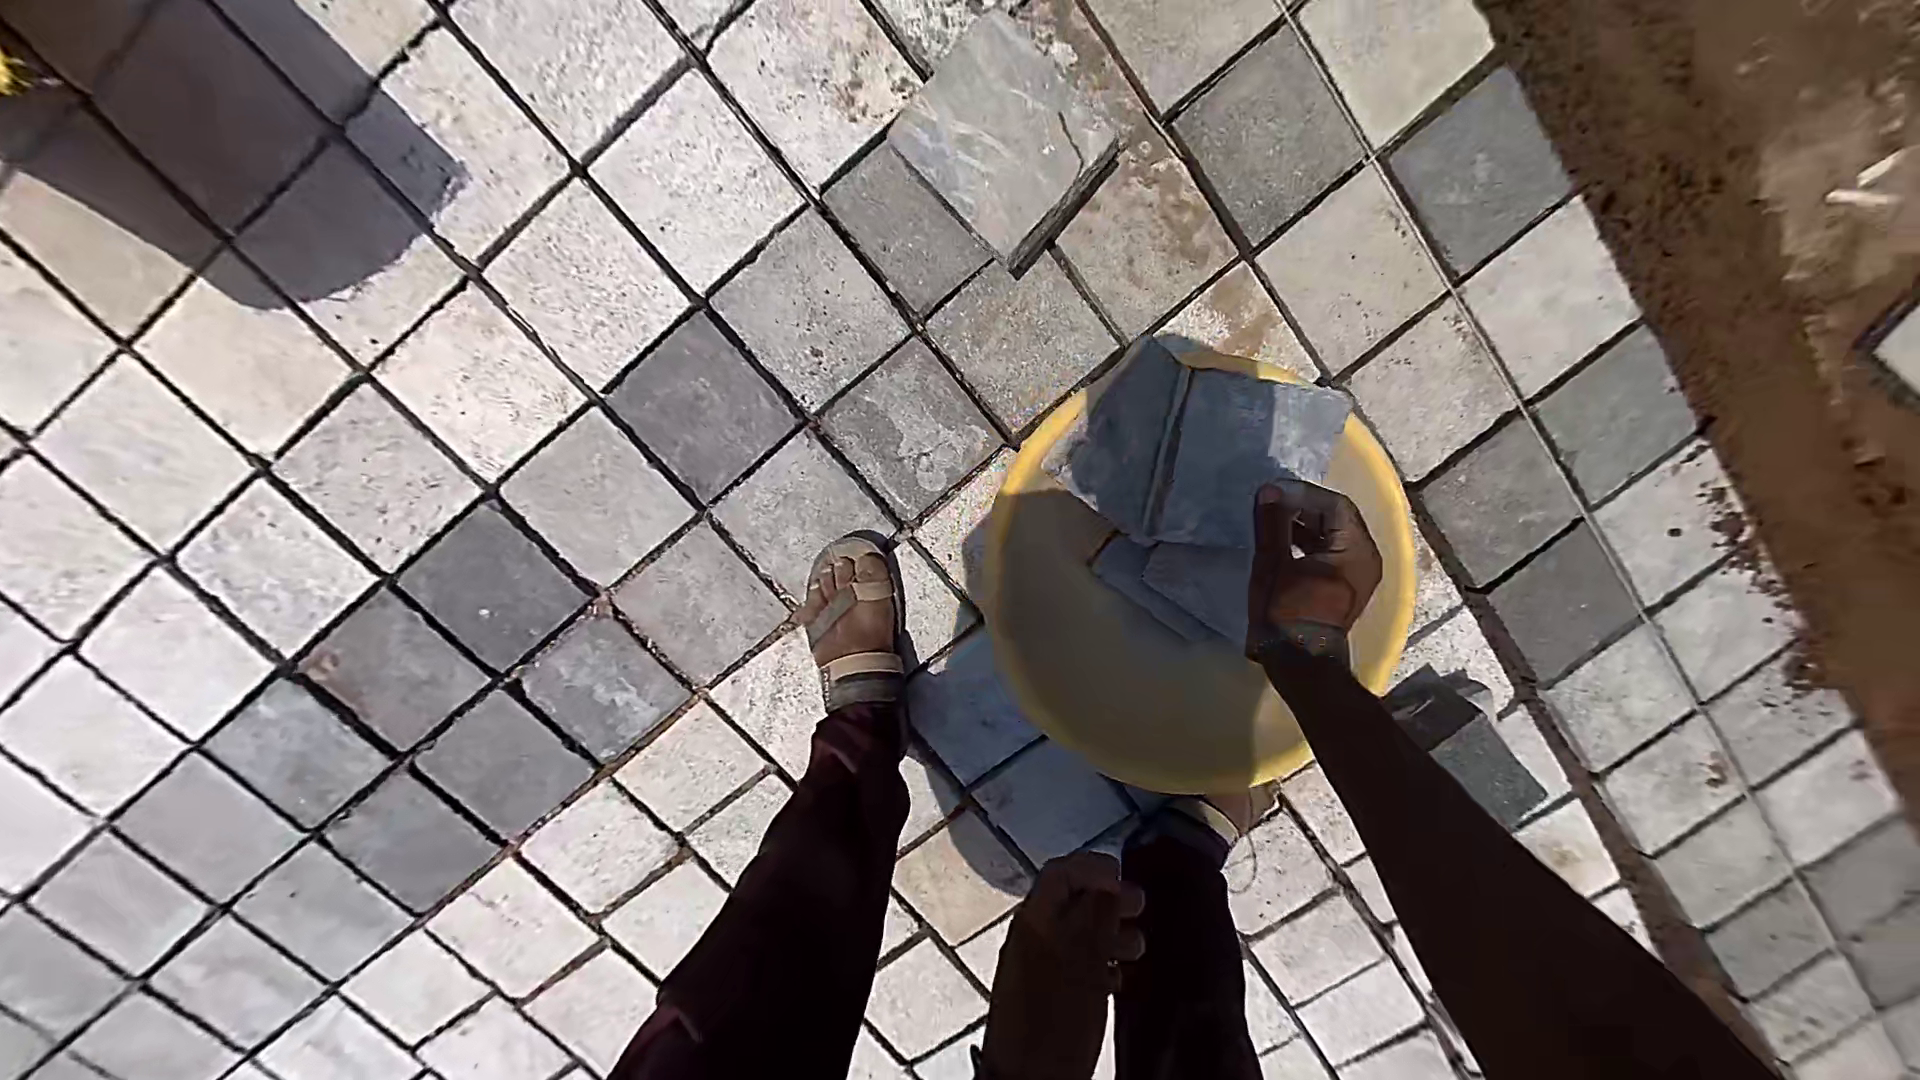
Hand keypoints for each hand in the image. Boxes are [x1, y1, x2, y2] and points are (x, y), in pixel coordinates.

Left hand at [979, 853, 1144, 1079]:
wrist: (1027, 1079)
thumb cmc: (1058, 1016)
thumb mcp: (1085, 962)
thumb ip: (1096, 917)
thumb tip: (1110, 884)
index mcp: (1036, 917)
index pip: (1061, 871)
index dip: (1092, 867)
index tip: (1123, 876)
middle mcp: (1031, 930)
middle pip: (1070, 898)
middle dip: (1106, 898)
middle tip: (1141, 906)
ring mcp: (1034, 959)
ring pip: (1074, 929)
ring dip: (1107, 930)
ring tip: (1138, 945)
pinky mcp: (1042, 987)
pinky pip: (1071, 957)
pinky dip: (1096, 957)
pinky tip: (1118, 975)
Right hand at [1246, 479, 1382, 654]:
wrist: (1297, 660)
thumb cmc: (1286, 612)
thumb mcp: (1273, 564)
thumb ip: (1272, 525)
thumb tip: (1269, 490)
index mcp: (1357, 550)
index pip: (1334, 505)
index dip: (1300, 494)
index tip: (1269, 493)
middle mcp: (1366, 557)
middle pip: (1336, 517)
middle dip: (1300, 506)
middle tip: (1267, 502)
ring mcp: (1357, 572)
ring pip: (1331, 533)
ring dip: (1301, 522)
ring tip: (1268, 518)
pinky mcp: (1342, 583)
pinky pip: (1327, 550)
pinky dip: (1305, 540)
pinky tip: (1278, 540)